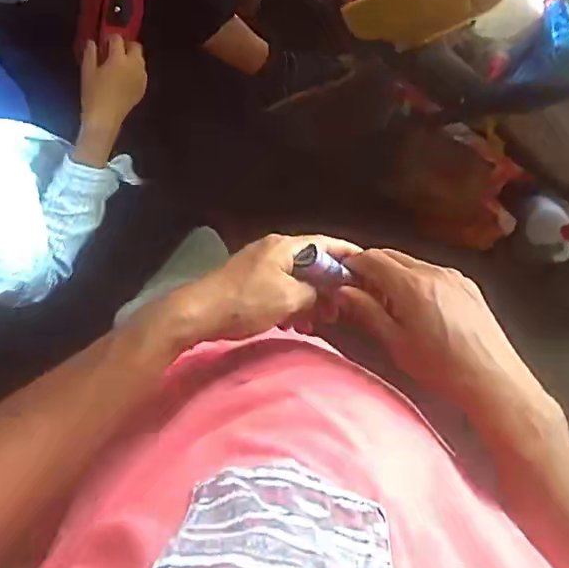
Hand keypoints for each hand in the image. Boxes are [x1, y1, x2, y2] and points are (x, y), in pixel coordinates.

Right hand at [79, 34, 146, 133]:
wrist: (105, 118)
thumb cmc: (93, 94)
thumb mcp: (87, 72)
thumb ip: (90, 54)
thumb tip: (92, 42)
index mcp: (119, 59)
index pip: (117, 39)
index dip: (110, 38)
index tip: (104, 42)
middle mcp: (134, 64)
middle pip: (135, 46)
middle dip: (126, 45)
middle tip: (114, 51)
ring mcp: (141, 76)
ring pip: (140, 59)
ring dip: (131, 57)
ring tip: (119, 65)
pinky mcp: (143, 87)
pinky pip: (141, 72)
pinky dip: (134, 70)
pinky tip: (124, 78)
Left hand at [137, 234, 360, 350]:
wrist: (200, 313)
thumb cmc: (246, 302)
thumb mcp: (289, 298)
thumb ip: (315, 291)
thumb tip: (329, 289)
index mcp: (284, 246)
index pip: (326, 243)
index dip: (349, 255)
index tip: (369, 271)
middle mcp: (273, 249)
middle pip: (312, 262)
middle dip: (330, 286)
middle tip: (342, 310)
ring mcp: (260, 264)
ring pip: (297, 278)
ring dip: (311, 299)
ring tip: (320, 322)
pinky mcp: (250, 282)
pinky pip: (281, 289)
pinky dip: (293, 304)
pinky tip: (296, 324)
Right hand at [334, 250, 552, 422]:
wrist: (497, 384)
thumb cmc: (443, 368)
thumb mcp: (395, 342)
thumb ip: (366, 311)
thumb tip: (343, 291)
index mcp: (412, 284)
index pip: (371, 257)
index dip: (352, 264)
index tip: (342, 278)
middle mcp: (434, 272)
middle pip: (390, 255)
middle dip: (371, 268)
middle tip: (360, 291)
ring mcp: (454, 278)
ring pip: (411, 263)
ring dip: (394, 274)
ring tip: (389, 303)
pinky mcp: (469, 287)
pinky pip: (432, 273)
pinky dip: (416, 280)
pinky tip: (417, 307)